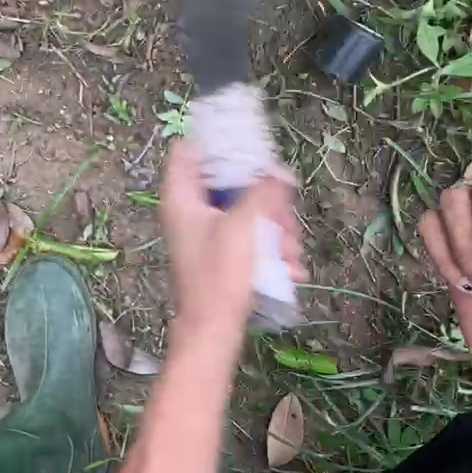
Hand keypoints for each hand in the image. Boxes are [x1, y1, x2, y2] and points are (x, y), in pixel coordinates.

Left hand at [160, 140, 304, 337]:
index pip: (188, 150)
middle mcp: (189, 210)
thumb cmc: (219, 276)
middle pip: (229, 181)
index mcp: (181, 198)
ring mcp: (205, 231)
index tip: (247, 144)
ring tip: (291, 253)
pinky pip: (248, 235)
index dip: (215, 142)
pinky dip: (269, 247)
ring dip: (275, 228)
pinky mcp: (220, 251)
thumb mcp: (243, 226)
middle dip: (265, 198)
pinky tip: (289, 268)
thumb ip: (262, 192)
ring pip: (245, 209)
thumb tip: (278, 172)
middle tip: (284, 218)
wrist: (213, 330)